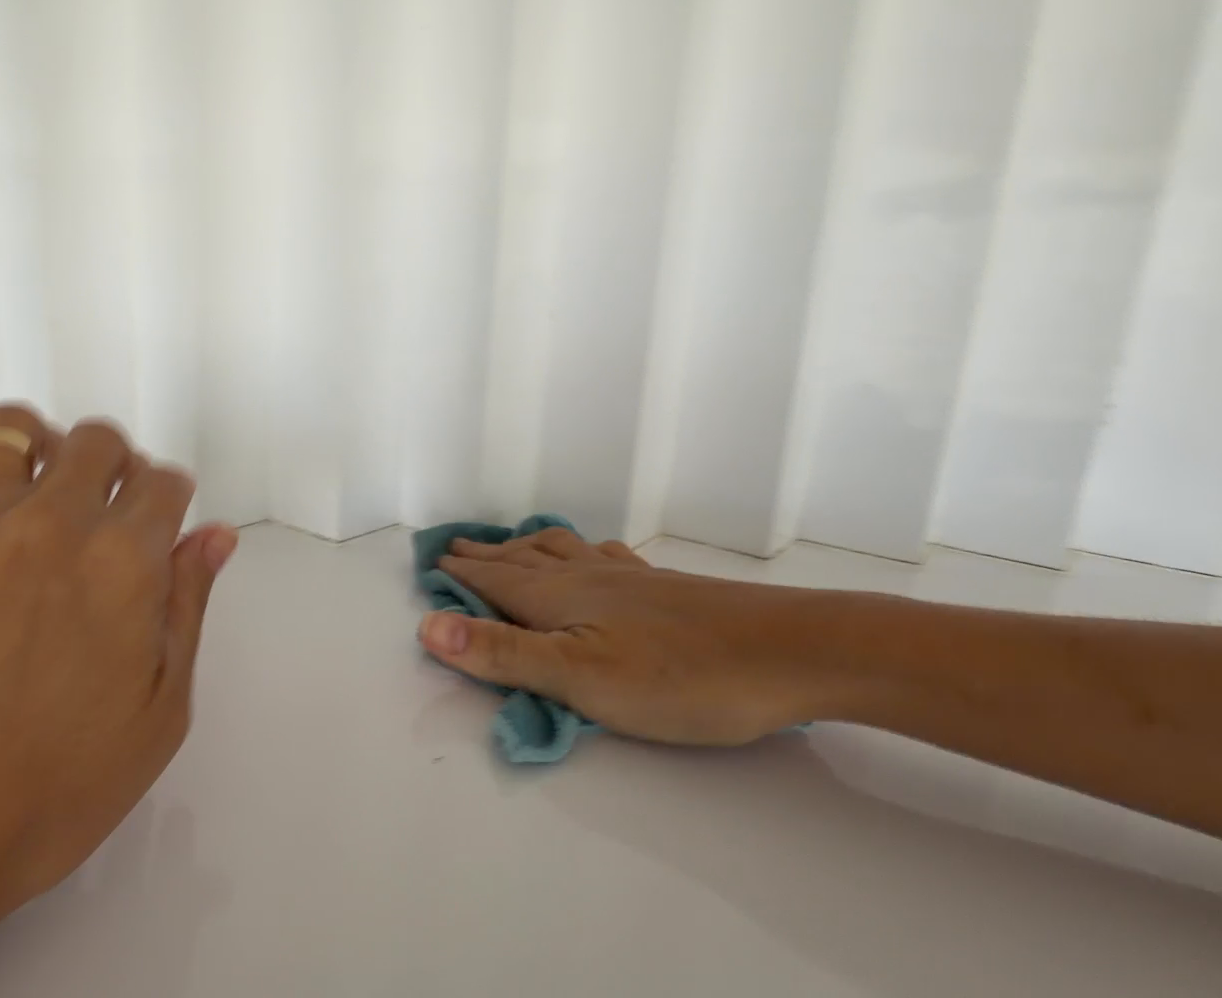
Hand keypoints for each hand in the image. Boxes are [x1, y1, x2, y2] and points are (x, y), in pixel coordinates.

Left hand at [0, 403, 239, 996]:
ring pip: (9, 431)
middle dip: (113, 465)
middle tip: (105, 518)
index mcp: (122, 559)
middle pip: (93, 441)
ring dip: (37, 452)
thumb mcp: (152, 720)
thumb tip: (213, 539)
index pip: (164, 483)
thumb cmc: (39, 794)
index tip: (162, 529)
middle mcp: (47, 519)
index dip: (171, 501)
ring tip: (34, 504)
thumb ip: (185, 612)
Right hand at [418, 528, 826, 745]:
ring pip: (562, 552)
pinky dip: (580, 550)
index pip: (493, 581)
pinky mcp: (664, 589)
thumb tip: (425, 626)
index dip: (459, 574)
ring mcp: (629, 580)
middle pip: (523, 559)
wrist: (795, 653)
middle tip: (453, 547)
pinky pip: (604, 556)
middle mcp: (587, 579)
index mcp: (559, 599)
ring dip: (526, 547)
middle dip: (484, 555)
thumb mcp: (580, 678)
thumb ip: (502, 654)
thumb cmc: (680, 676)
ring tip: (509, 543)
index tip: (428, 562)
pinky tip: (595, 555)